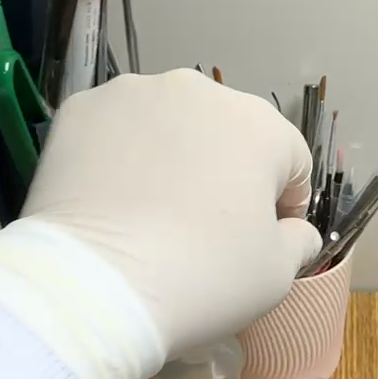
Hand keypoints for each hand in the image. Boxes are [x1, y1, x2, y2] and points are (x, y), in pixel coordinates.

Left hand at [23, 70, 322, 354]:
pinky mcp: (80, 111)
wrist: (97, 288)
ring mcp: (132, 94)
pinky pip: (117, 135)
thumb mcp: (275, 276)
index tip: (269, 241)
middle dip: (227, 176)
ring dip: (174, 163)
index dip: (287, 204)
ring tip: (155, 219)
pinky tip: (115, 208)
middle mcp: (196, 90)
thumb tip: (296, 231)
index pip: (291, 160)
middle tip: (208, 233)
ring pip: (170, 129)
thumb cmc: (203, 280)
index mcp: (257, 125)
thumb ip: (297, 242)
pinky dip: (123, 162)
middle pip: (228, 135)